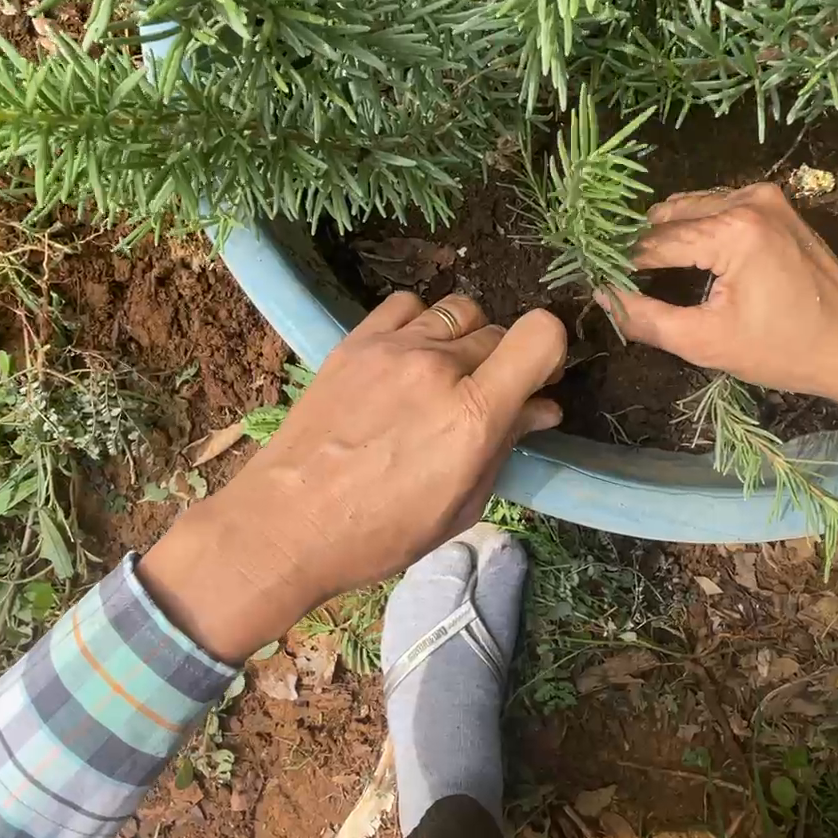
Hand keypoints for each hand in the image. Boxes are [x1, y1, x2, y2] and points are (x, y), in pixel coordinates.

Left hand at [137, 294, 566, 662]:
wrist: (286, 524)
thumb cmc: (381, 532)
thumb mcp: (460, 505)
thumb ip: (507, 446)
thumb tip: (544, 408)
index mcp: (473, 415)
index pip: (540, 335)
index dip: (551, 351)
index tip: (538, 380)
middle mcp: (439, 368)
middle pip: (499, 329)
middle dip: (505, 361)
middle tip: (487, 395)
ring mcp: (393, 348)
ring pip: (459, 310)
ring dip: (466, 338)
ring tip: (446, 374)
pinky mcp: (356, 341)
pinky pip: (408, 305)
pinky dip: (421, 323)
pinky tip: (409, 356)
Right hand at [602, 182, 837, 485]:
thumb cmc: (786, 350)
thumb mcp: (706, 342)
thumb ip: (645, 317)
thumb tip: (600, 296)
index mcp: (732, 228)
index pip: (652, 242)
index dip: (617, 263)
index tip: (590, 279)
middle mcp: (748, 198)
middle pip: (668, 216)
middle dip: (639, 246)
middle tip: (615, 279)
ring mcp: (767, 197)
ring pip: (691, 208)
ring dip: (665, 236)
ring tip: (644, 273)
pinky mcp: (778, 206)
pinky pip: (717, 208)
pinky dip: (694, 230)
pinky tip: (685, 261)